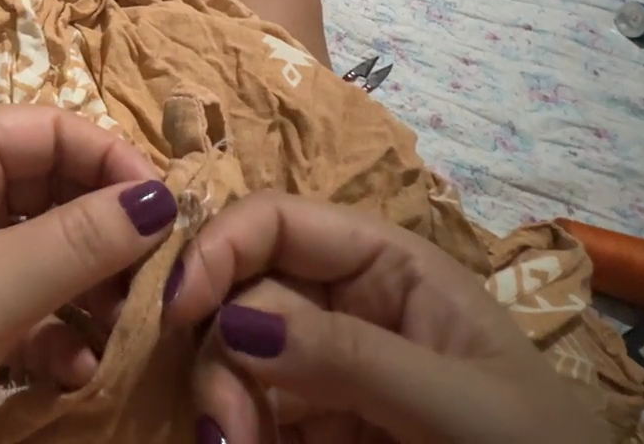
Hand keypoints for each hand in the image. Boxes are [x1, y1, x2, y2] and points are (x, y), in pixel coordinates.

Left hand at [0, 106, 176, 443]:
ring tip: (130, 327)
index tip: (172, 214)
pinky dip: (62, 331)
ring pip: (50, 249)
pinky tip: (81, 369)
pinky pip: (31, 301)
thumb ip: (80, 241)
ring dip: (93, 287)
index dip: (113, 162)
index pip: (53, 130)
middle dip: (109, 232)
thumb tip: (166, 199)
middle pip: (57, 188)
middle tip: (161, 279)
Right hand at [165, 191, 613, 443]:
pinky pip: (249, 404)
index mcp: (384, 263)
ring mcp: (323, 362)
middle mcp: (342, 299)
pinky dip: (236, 429)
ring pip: (232, 351)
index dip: (218, 248)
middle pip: (242, 292)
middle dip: (220, 352)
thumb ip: (352, 358)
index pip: (275, 221)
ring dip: (223, 399)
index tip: (177, 309)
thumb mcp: (466, 412)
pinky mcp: (312, 420)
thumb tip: (231, 322)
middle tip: (226, 431)